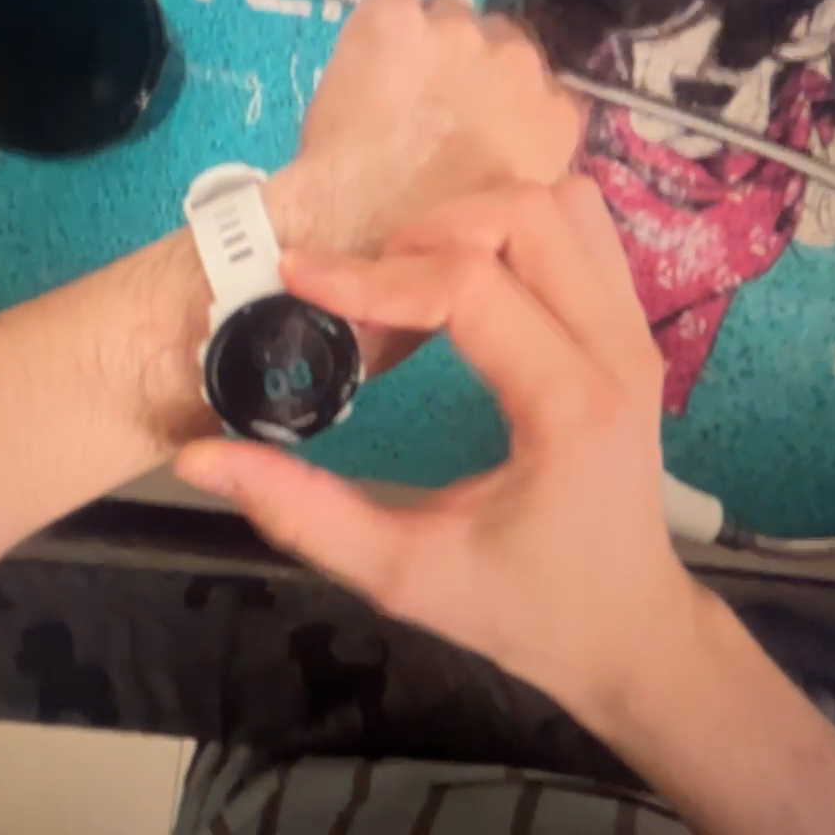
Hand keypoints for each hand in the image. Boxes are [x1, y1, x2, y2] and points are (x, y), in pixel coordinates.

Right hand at [177, 177, 712, 722]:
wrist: (628, 628)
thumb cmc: (523, 607)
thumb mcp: (401, 575)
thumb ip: (301, 514)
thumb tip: (199, 457)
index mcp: (567, 408)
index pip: (466, 290)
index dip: (368, 276)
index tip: (296, 277)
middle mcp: (617, 350)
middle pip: (523, 219)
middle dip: (424, 233)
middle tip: (363, 282)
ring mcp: (636, 331)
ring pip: (560, 207)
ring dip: (473, 219)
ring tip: (411, 270)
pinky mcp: (633, 326)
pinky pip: (581, 229)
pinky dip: (515, 225)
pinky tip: (468, 270)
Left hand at [271, 0, 581, 261]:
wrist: (348, 226)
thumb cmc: (425, 239)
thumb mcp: (504, 211)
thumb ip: (525, 165)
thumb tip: (511, 144)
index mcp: (554, 118)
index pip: (539, 85)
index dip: (499, 98)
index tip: (469, 119)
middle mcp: (519, 64)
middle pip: (496, 40)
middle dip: (466, 64)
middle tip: (425, 100)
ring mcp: (457, 34)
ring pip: (447, 11)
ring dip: (425, 36)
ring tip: (391, 75)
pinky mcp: (396, 17)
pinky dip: (384, 1)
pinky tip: (371, 31)